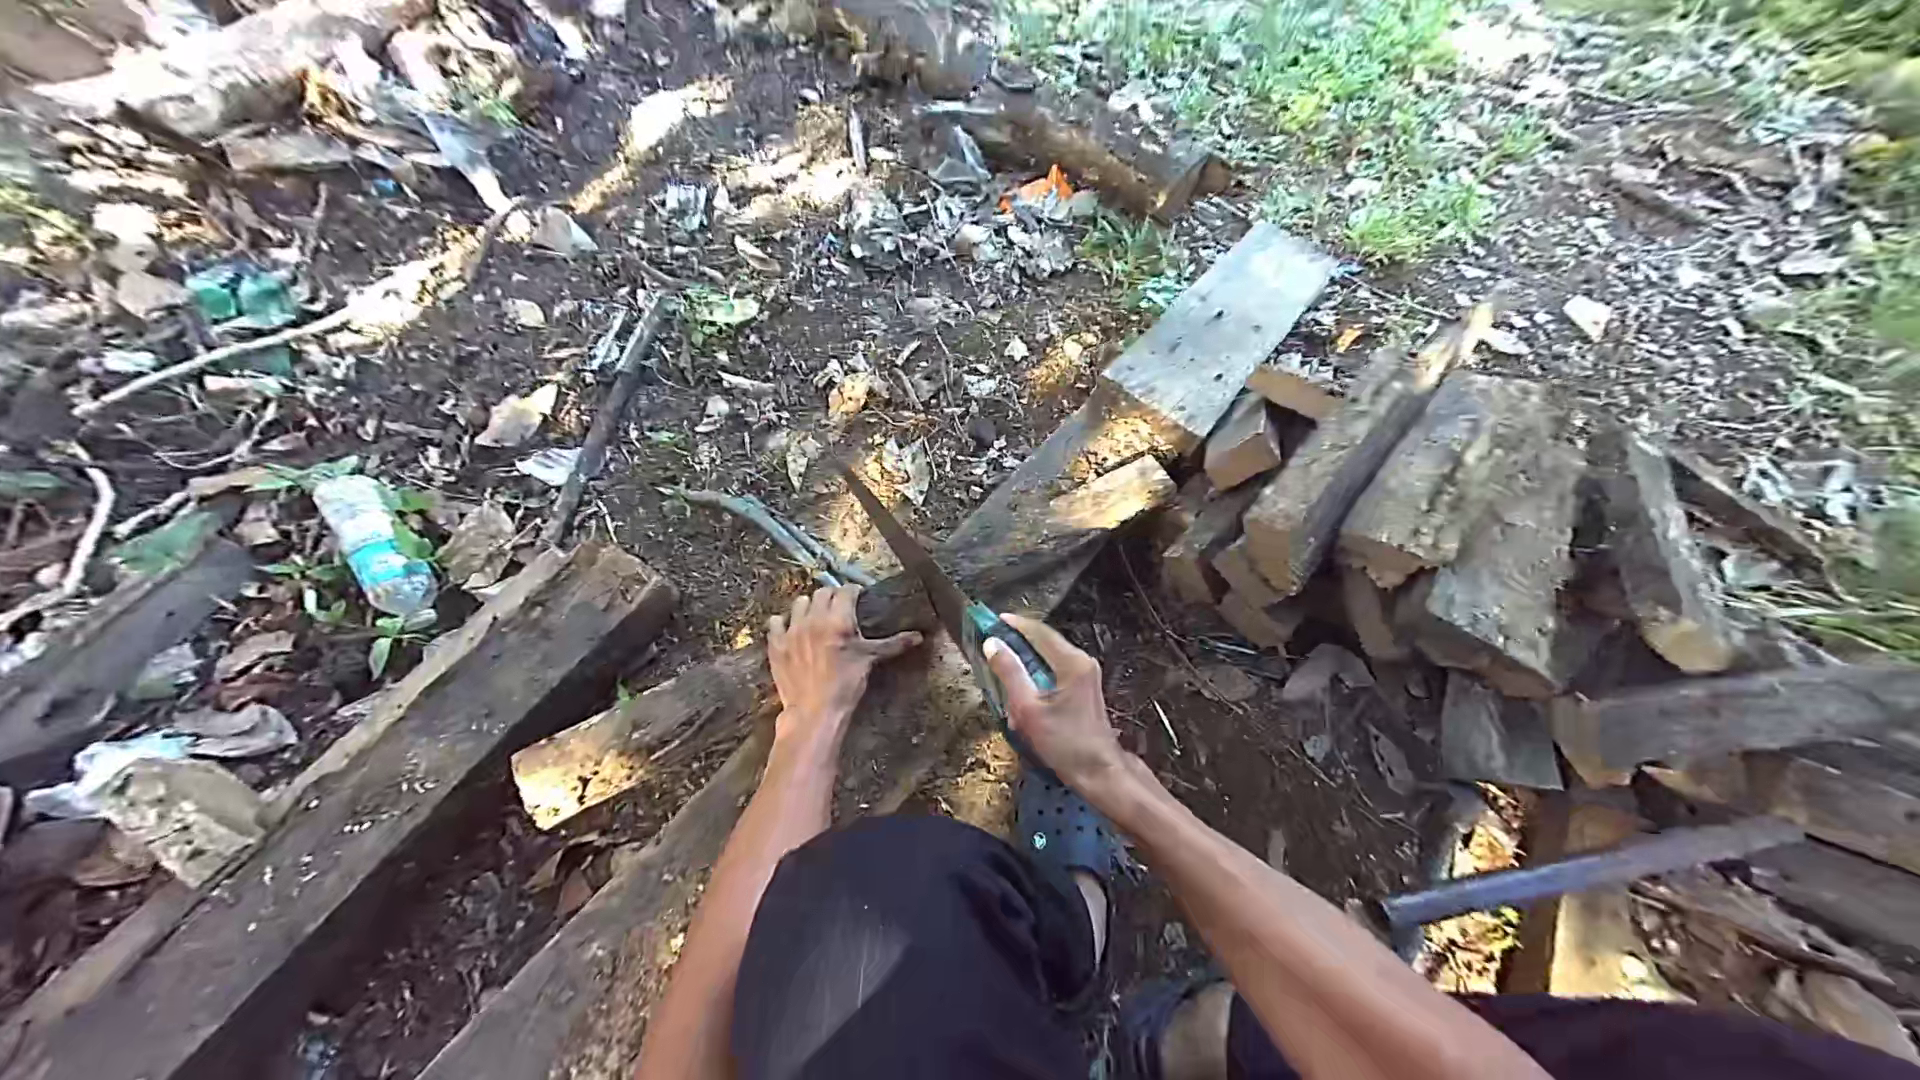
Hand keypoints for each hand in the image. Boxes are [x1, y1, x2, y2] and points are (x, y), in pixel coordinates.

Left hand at [767, 585, 922, 748]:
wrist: (814, 712)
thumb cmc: (846, 685)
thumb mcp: (870, 660)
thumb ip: (893, 644)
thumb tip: (918, 636)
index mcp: (838, 620)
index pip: (846, 591)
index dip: (854, 592)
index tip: (858, 597)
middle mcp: (813, 619)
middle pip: (822, 592)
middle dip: (833, 596)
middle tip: (840, 608)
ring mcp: (792, 630)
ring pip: (799, 602)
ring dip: (809, 606)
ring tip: (817, 617)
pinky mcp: (776, 644)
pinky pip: (776, 621)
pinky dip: (785, 622)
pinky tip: (793, 630)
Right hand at [982, 613, 1126, 790]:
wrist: (1099, 773)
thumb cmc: (1064, 743)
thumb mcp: (1028, 709)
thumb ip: (1009, 673)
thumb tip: (993, 644)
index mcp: (1071, 662)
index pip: (1039, 632)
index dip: (1015, 624)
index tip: (993, 620)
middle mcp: (1081, 662)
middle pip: (1044, 642)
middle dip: (1018, 644)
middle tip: (993, 646)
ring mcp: (1085, 674)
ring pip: (1048, 658)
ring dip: (1026, 663)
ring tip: (1004, 671)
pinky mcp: (1083, 687)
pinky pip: (1054, 671)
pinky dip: (1036, 676)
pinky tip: (1022, 693)